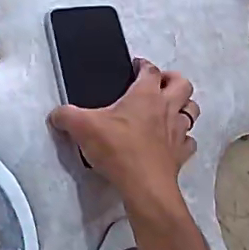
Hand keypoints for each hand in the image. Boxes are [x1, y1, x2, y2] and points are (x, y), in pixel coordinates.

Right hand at [50, 59, 199, 202]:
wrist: (144, 184)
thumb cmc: (117, 148)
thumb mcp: (83, 128)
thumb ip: (67, 116)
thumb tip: (56, 113)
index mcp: (146, 94)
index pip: (150, 70)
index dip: (143, 65)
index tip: (136, 66)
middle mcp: (167, 107)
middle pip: (182, 83)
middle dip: (173, 80)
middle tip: (159, 85)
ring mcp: (178, 130)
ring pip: (192, 110)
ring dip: (183, 107)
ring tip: (169, 110)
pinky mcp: (181, 152)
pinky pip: (189, 141)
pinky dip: (183, 139)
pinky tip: (172, 142)